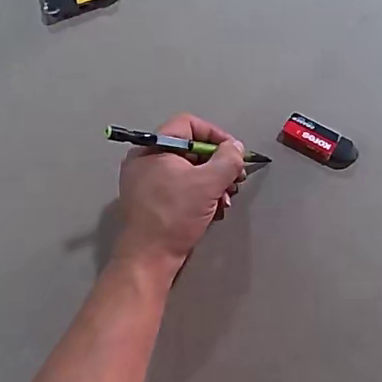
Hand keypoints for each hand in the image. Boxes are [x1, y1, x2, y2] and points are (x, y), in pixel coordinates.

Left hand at [114, 113, 247, 274]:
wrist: (150, 257)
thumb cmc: (173, 216)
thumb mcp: (208, 183)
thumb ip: (228, 159)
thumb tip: (236, 148)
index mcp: (152, 149)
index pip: (188, 124)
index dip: (215, 135)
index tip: (233, 152)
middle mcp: (146, 161)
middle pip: (190, 149)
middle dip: (217, 164)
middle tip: (235, 179)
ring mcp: (147, 183)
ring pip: (189, 171)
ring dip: (213, 184)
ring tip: (225, 199)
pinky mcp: (153, 203)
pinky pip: (181, 189)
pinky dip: (200, 196)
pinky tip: (213, 211)